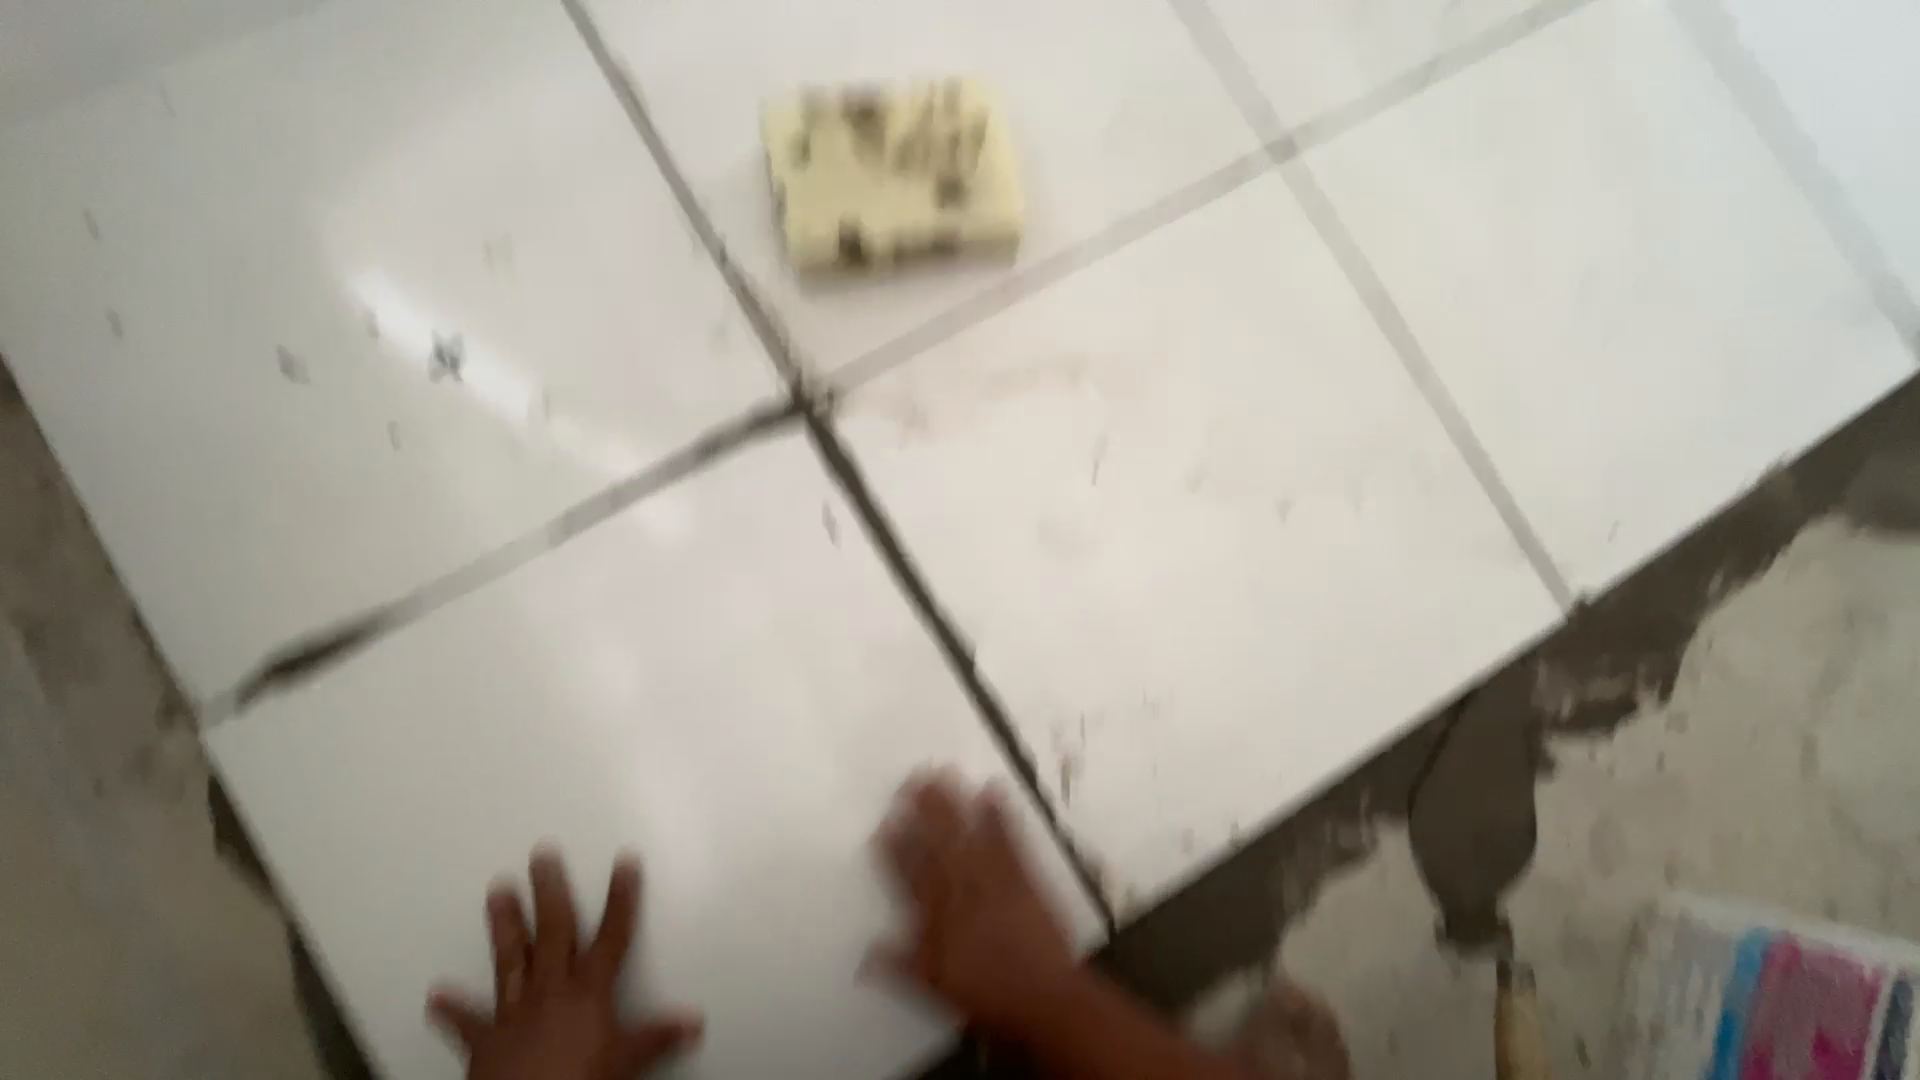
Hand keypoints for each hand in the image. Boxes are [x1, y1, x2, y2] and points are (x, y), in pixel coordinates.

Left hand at [428, 849, 702, 1079]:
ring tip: (499, 889)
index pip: (612, 934)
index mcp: (588, 990)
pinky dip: (452, 1008)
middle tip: (542, 855)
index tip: (624, 862)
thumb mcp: (628, 1061)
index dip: (622, 897)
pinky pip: (466, 1022)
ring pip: (511, 958)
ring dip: (506, 924)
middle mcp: (551, 990)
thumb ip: (658, 1036)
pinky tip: (436, 993)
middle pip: (554, 930)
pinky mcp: (483, 1042)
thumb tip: (693, 1022)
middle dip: (551, 891)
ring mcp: (514, 1012)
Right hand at [869, 770, 1080, 1036]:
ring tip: (942, 772)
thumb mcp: (938, 988)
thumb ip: (901, 966)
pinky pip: (1010, 839)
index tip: (883, 823)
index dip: (896, 849)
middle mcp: (965, 891)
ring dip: (956, 803)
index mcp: (940, 918)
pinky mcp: (1025, 875)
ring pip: (970, 835)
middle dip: (924, 812)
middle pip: (940, 845)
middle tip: (911, 779)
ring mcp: (997, 879)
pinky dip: (1001, 814)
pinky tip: (992, 788)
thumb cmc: (990, 995)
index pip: (911, 876)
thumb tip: (864, 955)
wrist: (1048, 999)